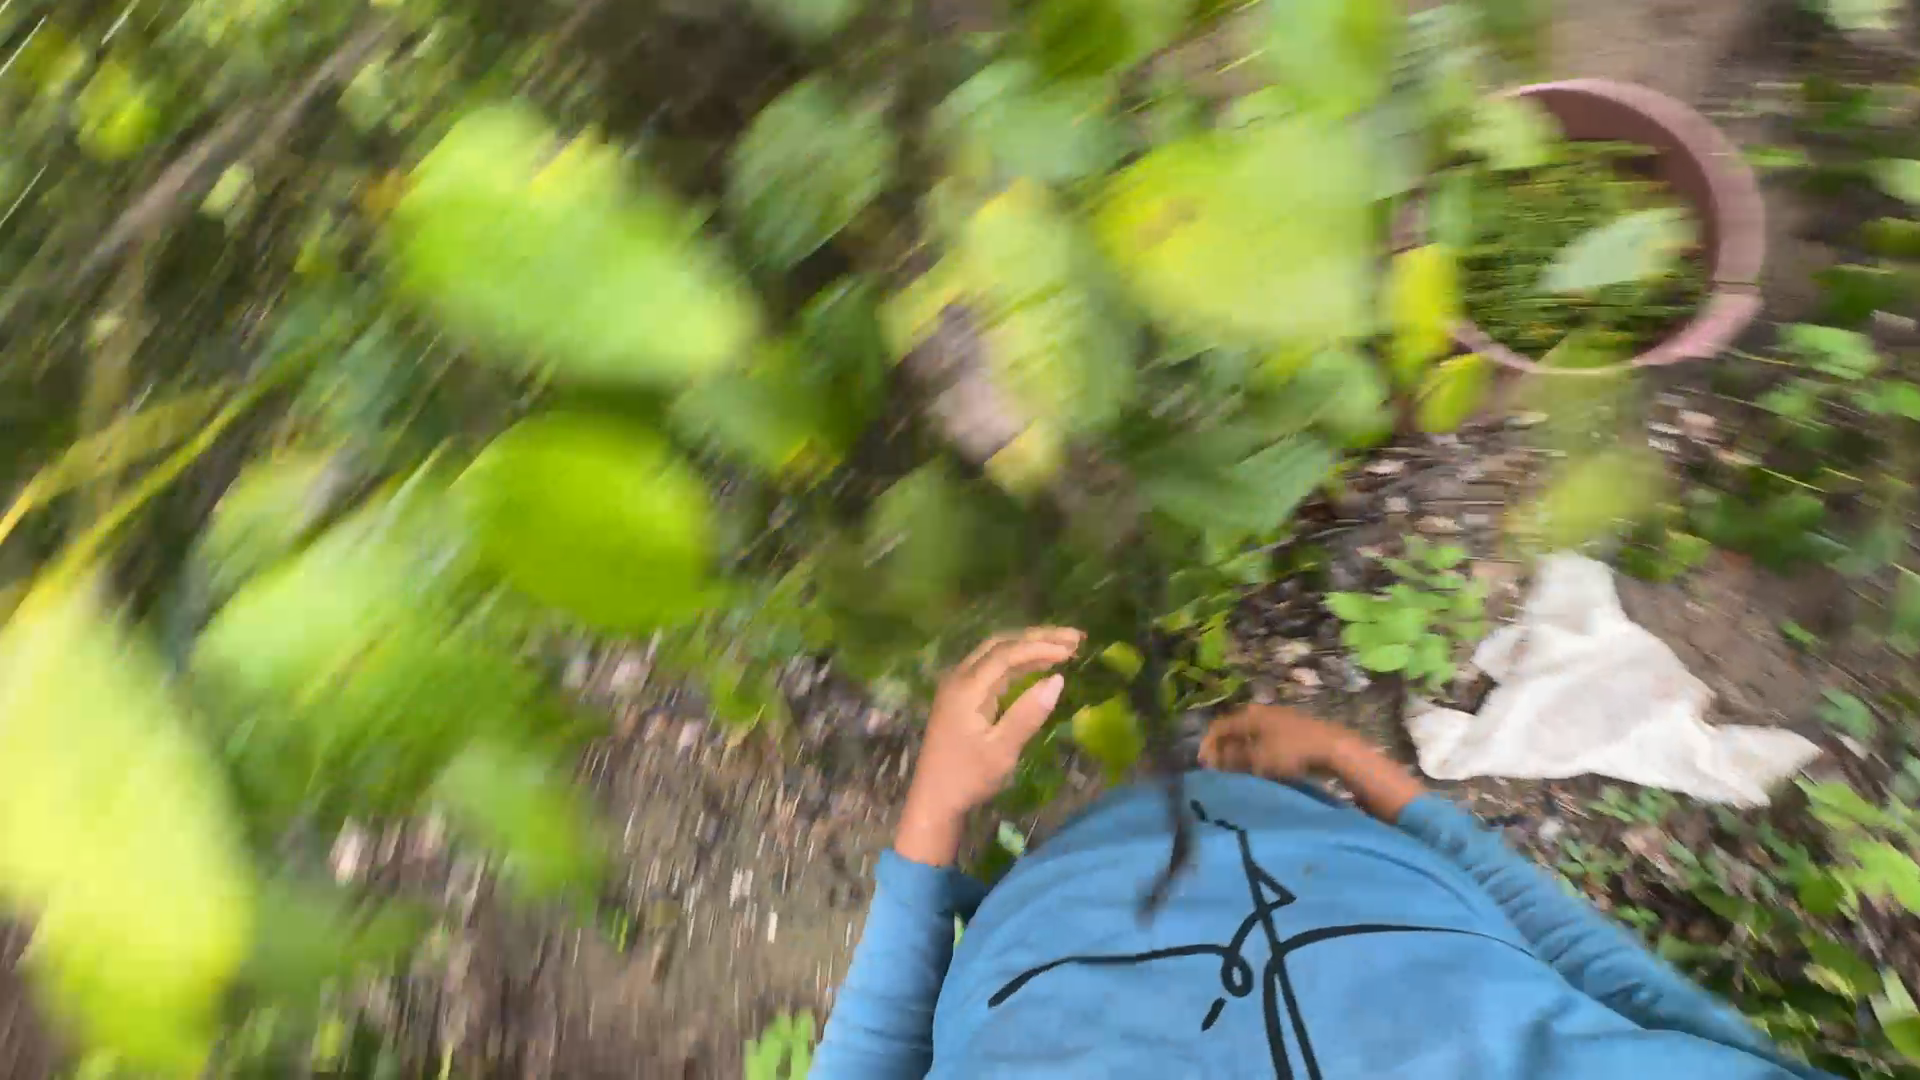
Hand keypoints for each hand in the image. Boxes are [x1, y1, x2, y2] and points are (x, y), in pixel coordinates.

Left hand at [895, 627, 1082, 865]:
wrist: (935, 799)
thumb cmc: (968, 778)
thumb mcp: (1002, 751)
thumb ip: (1028, 714)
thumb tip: (1058, 679)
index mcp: (966, 687)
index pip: (1006, 653)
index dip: (1040, 647)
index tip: (1071, 650)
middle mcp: (960, 677)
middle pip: (1000, 643)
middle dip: (1037, 637)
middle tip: (1075, 638)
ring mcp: (959, 684)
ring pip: (997, 652)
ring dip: (1029, 646)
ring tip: (1065, 647)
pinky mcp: (964, 694)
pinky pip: (993, 667)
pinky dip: (1019, 662)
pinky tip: (1041, 665)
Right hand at [1199, 705, 1359, 778]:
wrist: (1334, 748)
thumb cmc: (1291, 751)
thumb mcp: (1257, 758)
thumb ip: (1232, 758)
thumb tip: (1211, 759)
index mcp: (1247, 714)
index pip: (1218, 727)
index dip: (1207, 745)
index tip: (1203, 764)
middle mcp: (1258, 711)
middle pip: (1232, 728)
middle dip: (1222, 747)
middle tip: (1218, 767)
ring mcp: (1276, 717)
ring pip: (1248, 733)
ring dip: (1239, 749)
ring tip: (1236, 767)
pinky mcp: (1290, 727)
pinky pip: (1263, 737)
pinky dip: (1254, 748)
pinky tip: (1258, 762)